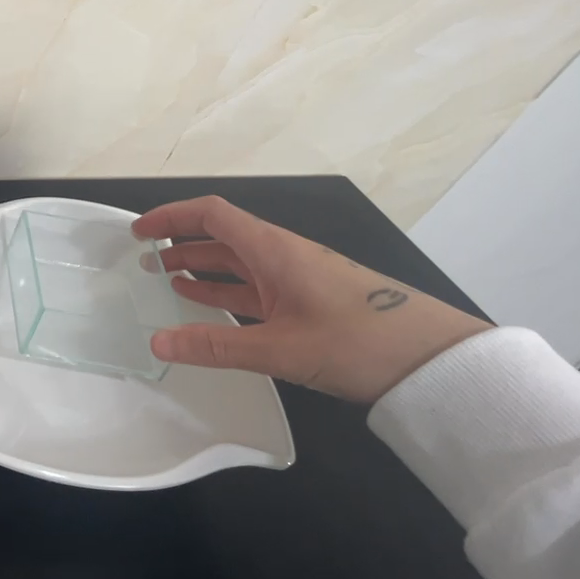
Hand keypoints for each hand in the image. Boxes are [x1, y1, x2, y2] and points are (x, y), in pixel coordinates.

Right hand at [132, 196, 490, 402]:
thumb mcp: (280, 348)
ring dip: (201, 268)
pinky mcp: (312, 303)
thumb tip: (155, 342)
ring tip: (165, 280)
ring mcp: (299, 279)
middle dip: (180, 243)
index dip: (171, 216)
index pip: (211, 214)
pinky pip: (256, 287)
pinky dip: (226, 292)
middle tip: (143, 259)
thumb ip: (214, 345)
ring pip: (238, 263)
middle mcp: (283, 255)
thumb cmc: (359, 342)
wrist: (440, 364)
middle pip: (221, 236)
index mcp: (273, 249)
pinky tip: (209, 307)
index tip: (138, 231)